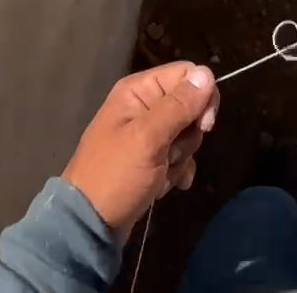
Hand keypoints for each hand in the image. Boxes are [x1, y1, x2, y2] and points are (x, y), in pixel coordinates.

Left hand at [62, 62, 218, 236]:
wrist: (89, 224)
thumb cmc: (115, 175)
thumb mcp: (148, 138)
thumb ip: (178, 105)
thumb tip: (207, 72)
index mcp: (139, 90)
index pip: (187, 74)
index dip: (202, 96)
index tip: (204, 125)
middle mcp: (144, 105)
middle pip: (190, 106)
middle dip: (187, 135)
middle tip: (169, 153)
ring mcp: (147, 133)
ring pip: (186, 133)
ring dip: (180, 157)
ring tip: (159, 173)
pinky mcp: (151, 157)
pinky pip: (179, 156)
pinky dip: (177, 171)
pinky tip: (165, 186)